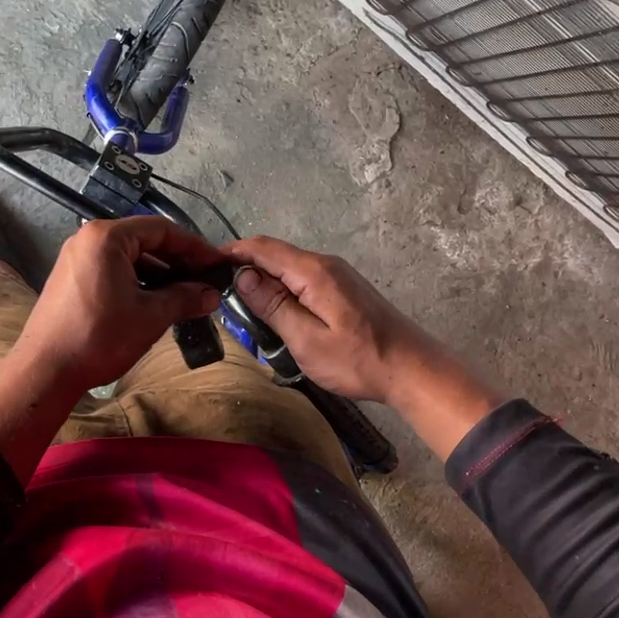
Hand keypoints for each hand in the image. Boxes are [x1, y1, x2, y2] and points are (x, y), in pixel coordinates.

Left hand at [16, 217, 224, 393]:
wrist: (46, 370)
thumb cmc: (99, 337)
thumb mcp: (150, 316)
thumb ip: (184, 299)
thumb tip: (212, 295)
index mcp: (106, 237)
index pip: (162, 229)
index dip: (194, 246)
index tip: (217, 263)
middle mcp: (88, 239)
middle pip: (144, 240)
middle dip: (178, 261)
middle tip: (206, 281)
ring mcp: (77, 259)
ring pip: (129, 258)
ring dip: (160, 274)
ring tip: (187, 296)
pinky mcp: (72, 279)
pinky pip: (113, 271)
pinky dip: (138, 282)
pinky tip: (158, 302)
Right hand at [222, 236, 439, 402]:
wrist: (413, 370)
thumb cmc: (359, 360)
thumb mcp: (307, 340)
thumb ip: (274, 306)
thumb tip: (243, 276)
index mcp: (314, 272)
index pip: (263, 248)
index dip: (232, 252)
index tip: (205, 265)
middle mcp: (325, 265)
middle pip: (275, 254)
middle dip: (244, 268)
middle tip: (218, 294)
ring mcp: (337, 275)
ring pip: (288, 268)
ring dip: (264, 282)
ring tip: (242, 308)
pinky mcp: (343, 289)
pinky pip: (303, 280)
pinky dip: (282, 290)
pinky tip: (275, 312)